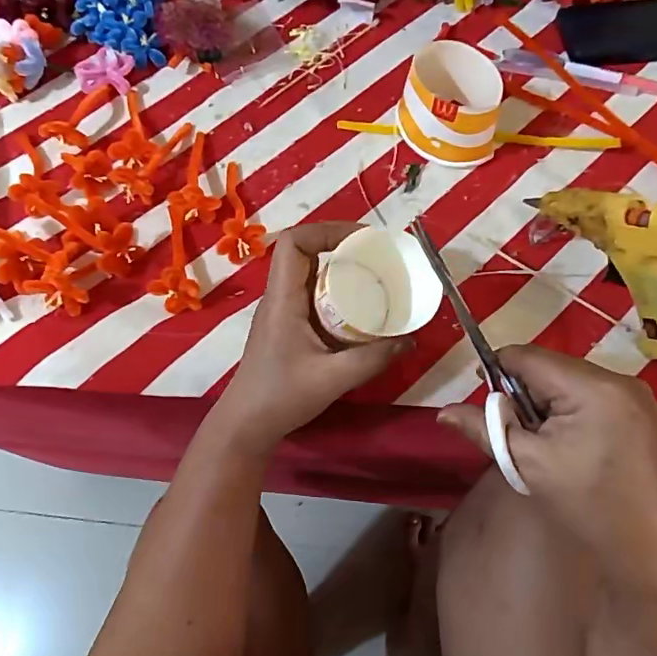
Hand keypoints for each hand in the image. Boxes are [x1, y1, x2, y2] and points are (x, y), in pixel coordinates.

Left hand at [211, 223, 410, 451]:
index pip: (293, 243)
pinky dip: (334, 295)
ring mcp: (280, 314)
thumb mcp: (333, 379)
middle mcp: (278, 299)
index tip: (362, 240)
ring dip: (338, 272)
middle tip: (376, 259)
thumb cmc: (280, 397)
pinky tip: (357, 312)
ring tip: (373, 279)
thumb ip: (373, 359)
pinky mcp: (285, 330)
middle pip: (303, 253)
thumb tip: (410, 340)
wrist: (246, 425)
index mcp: (282, 300)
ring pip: (307, 275)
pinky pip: (310, 297)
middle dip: (340, 247)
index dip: (325, 230)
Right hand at [437, 345, 656, 580]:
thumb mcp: (527, 463)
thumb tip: (443, 412)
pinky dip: (568, 411)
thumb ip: (484, 429)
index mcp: (590, 386)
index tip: (485, 406)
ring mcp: (635, 395)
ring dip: (543, 404)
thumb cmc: (585, 503)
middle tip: (514, 435)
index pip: (526, 356)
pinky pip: (590, 395)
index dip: (496, 372)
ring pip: (568, 381)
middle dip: (522, 394)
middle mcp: (617, 378)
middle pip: (548, 367)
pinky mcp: (641, 412)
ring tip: (541, 444)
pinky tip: (567, 446)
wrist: (649, 546)